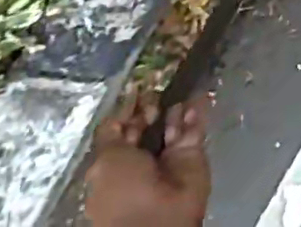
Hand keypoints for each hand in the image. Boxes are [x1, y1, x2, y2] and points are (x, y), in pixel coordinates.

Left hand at [84, 93, 211, 226]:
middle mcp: (142, 161)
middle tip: (155, 91)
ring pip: (172, 124)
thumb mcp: (105, 161)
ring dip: (173, 108)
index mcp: (115, 167)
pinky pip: (194, 127)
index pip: (121, 133)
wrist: (159, 218)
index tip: (136, 88)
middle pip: (147, 127)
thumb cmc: (122, 191)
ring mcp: (168, 158)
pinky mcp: (192, 154)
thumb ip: (111, 132)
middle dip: (150, 107)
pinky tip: (194, 97)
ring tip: (175, 92)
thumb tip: (123, 102)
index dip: (126, 112)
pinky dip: (195, 112)